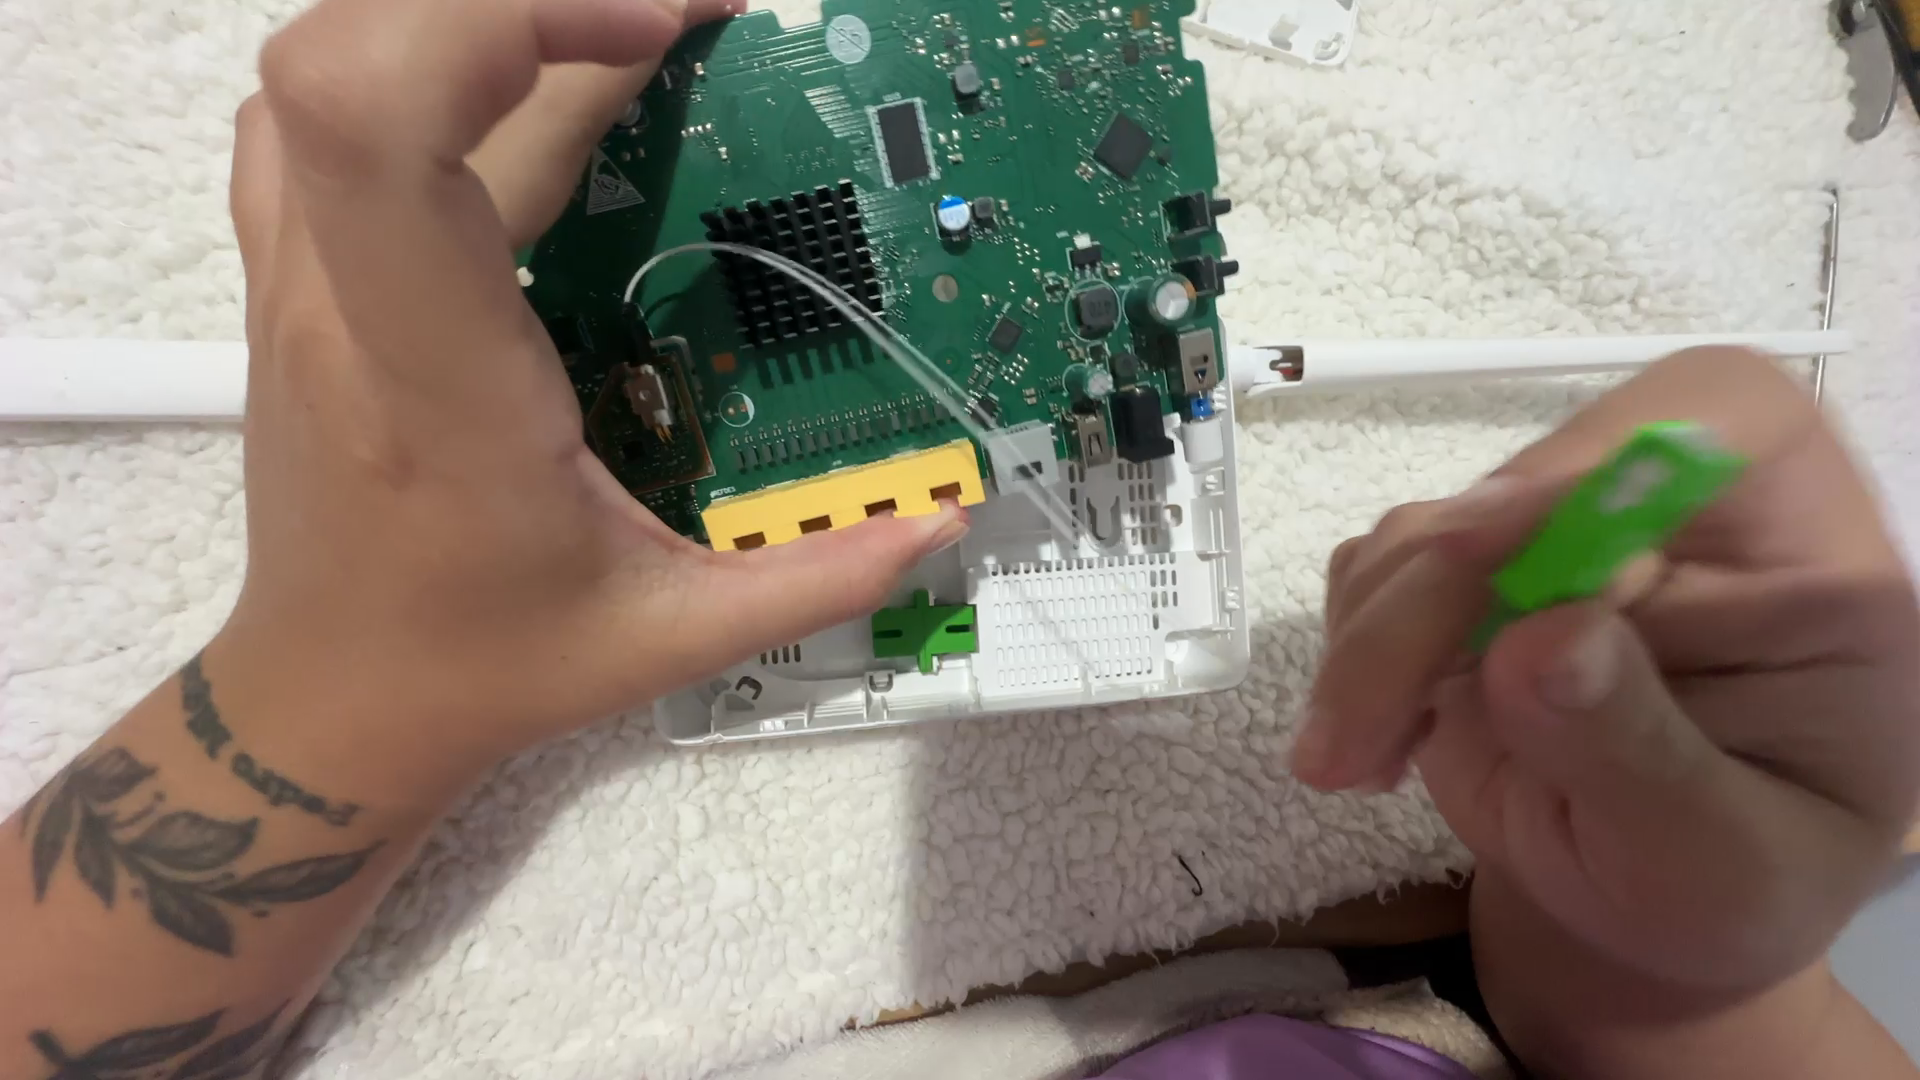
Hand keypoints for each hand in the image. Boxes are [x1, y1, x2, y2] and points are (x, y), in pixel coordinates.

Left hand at [214, 0, 966, 772]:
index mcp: (446, 387)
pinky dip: (434, 78)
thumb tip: (938, 522)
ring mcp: (305, 293)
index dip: (503, 15)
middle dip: (547, 1)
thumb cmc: (497, 669)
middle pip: (372, 54)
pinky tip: (528, 113)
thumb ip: (823, 581)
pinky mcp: (306, 295)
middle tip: (706, 23)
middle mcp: (350, 311)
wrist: (341, 700)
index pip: (378, 118)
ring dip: (491, 28)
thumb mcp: (679, 638)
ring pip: (347, 74)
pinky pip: (333, 130)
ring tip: (632, 43)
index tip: (660, 27)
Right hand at [1300, 350, 1919, 1040]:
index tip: (1474, 556)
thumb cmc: (1707, 889)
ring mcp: (1536, 548)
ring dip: (1361, 650)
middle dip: (1410, 618)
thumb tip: (1539, 638)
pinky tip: (1370, 738)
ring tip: (1354, 764)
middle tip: (1349, 743)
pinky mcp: (1447, 581)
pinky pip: (1366, 578)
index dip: (1582, 466)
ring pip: (1409, 540)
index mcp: (1792, 561)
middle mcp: (1654, 526)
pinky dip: (1344, 658)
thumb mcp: (1711, 864)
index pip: (1704, 422)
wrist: (1622, 898)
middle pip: (1503, 497)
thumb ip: (1642, 753)